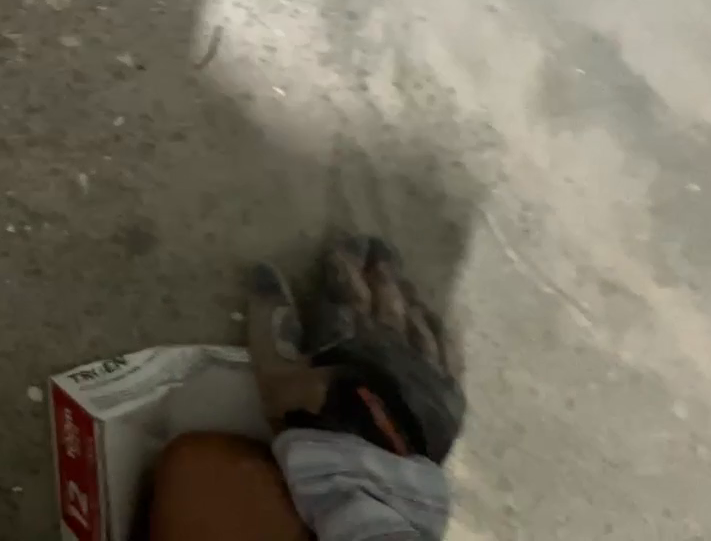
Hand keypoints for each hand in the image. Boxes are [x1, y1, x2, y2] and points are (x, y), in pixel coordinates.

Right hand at [246, 236, 464, 461]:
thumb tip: (264, 268)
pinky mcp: (445, 394)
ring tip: (403, 275)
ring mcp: (423, 366)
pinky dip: (439, 328)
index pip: (348, 283)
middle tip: (381, 244)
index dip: (347, 259)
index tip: (348, 238)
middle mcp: (389, 338)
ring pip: (418, 317)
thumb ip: (269, 315)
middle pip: (387, 294)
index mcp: (347, 328)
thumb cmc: (310, 414)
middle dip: (382, 267)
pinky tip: (436, 318)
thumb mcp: (274, 364)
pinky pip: (446, 351)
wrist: (363, 473)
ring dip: (409, 292)